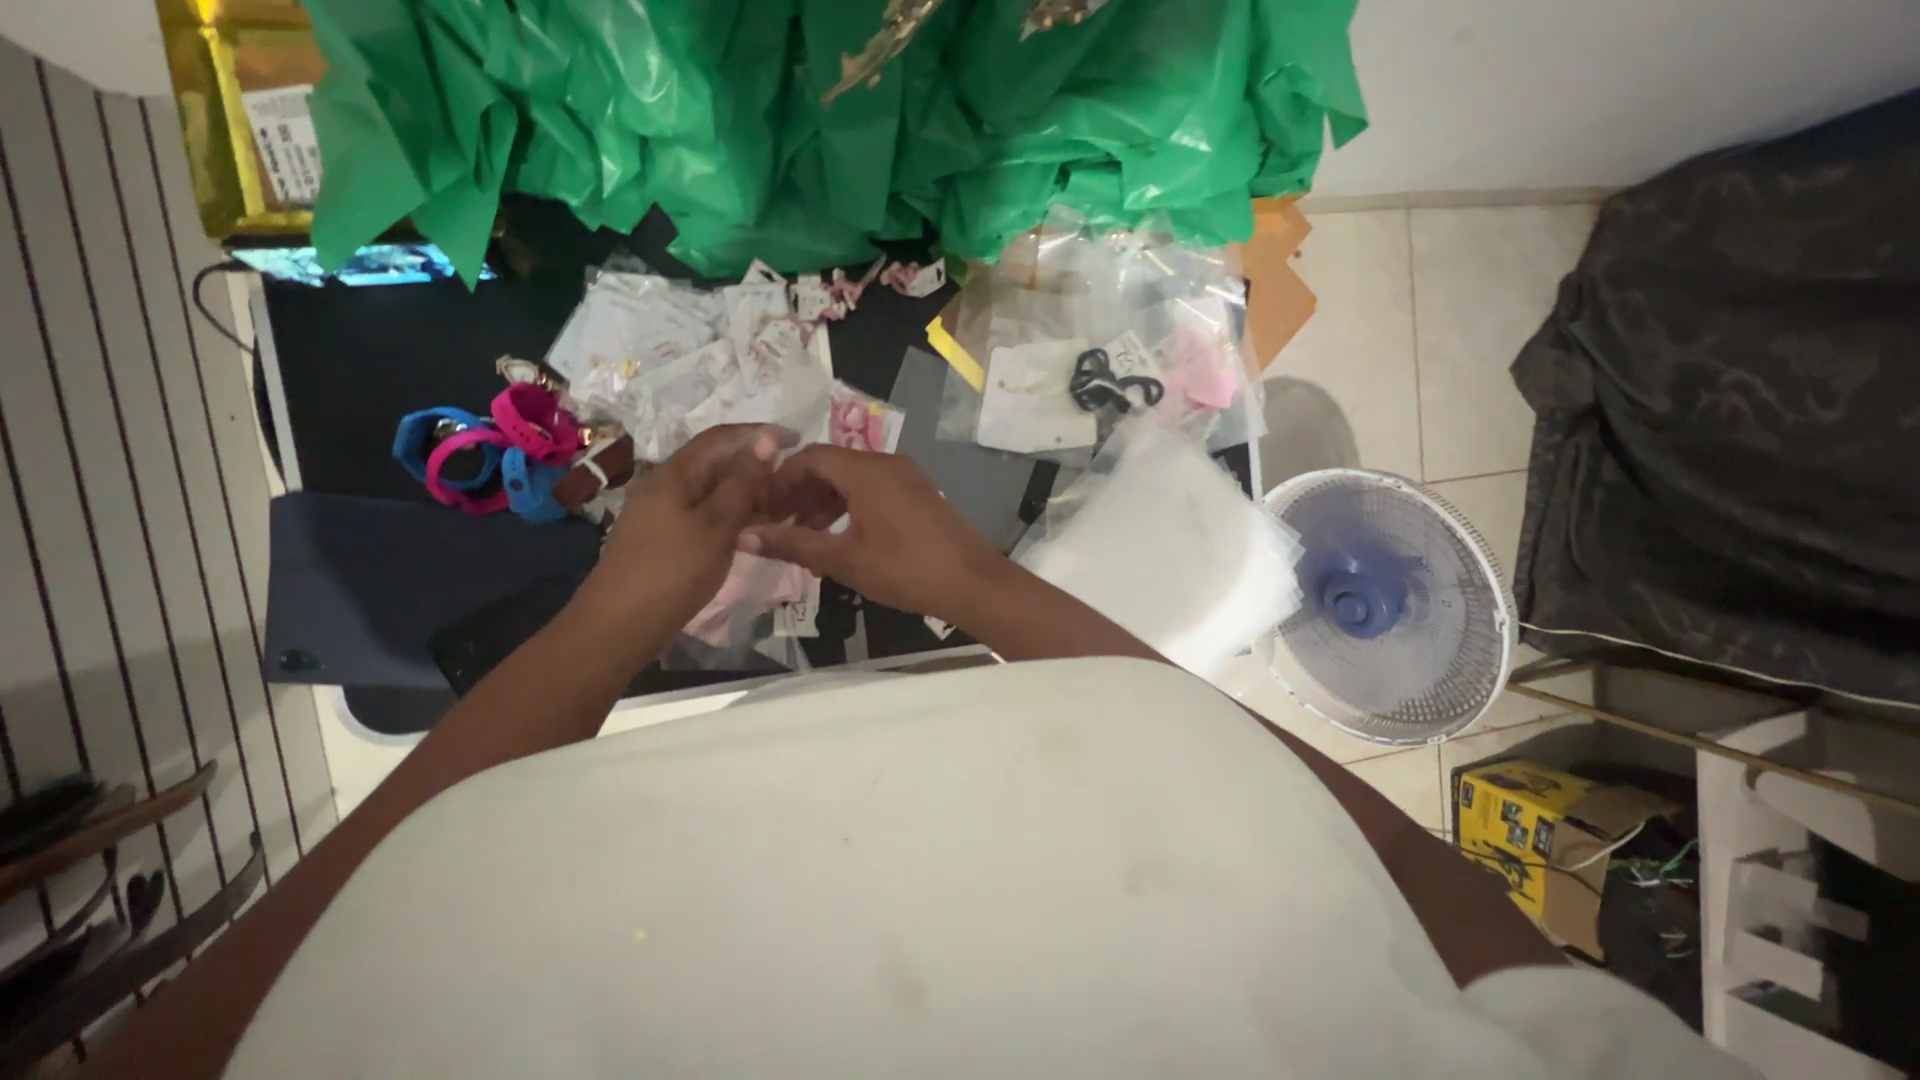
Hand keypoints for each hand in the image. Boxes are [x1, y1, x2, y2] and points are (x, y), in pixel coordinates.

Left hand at [577, 425, 784, 630]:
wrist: (620, 626)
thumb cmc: (672, 570)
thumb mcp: (716, 524)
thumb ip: (743, 481)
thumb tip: (766, 438)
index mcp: (674, 473)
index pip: (721, 437)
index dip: (759, 433)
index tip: (797, 440)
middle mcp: (666, 485)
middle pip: (716, 463)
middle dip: (757, 466)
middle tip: (797, 483)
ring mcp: (664, 513)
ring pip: (713, 491)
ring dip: (748, 494)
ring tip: (785, 507)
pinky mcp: (667, 539)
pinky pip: (706, 514)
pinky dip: (733, 516)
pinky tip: (756, 530)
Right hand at [739, 446, 1009, 621]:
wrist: (972, 582)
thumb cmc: (904, 568)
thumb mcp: (844, 560)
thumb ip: (794, 544)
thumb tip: (745, 537)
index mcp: (866, 470)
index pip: (811, 456)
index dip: (781, 478)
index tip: (761, 506)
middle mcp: (886, 463)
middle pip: (831, 466)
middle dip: (800, 492)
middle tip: (778, 524)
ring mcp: (906, 478)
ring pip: (852, 480)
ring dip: (824, 503)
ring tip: (805, 538)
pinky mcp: (918, 495)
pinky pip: (873, 490)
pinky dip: (850, 508)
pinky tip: (840, 540)